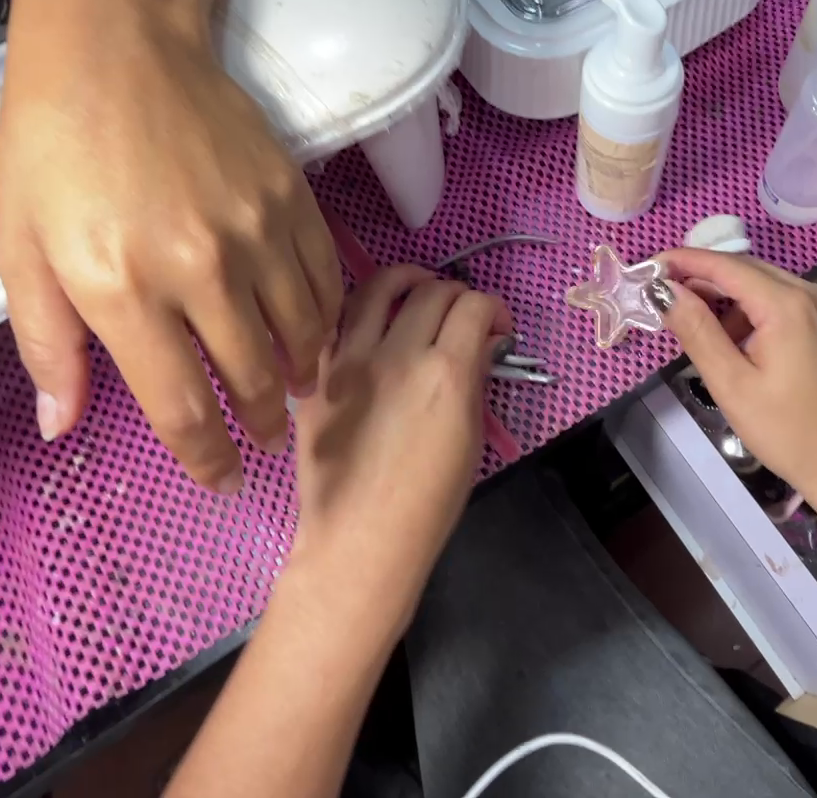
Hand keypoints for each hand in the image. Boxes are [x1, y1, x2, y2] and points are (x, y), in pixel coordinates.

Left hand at [0, 3, 342, 492]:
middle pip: (253, 375)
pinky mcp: (295, 201)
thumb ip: (48, 342)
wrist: (121, 51)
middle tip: (265, 439)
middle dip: (261, 422)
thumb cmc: (53, 148)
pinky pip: (326, 278)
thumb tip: (65, 426)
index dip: (205, 457)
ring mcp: (259, 233)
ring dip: (303, 374)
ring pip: (302, 331)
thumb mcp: (19, 247)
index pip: (181, 405)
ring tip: (300, 390)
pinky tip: (319, 329)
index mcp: (123, 289)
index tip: (221, 481)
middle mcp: (202, 270)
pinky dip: (327, 317)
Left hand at [289, 266, 508, 627]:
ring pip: (379, 287)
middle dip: (457, 292)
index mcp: (445, 372)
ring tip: (417, 287)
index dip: (493, 307)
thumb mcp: (469, 436)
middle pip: (433, 290)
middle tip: (462, 313)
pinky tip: (371, 318)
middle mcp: (399, 353)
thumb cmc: (429, 500)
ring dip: (407, 280)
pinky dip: (360, 309)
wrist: (362, 537)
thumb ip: (474, 377)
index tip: (497, 326)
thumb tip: (483, 341)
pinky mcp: (319, 375)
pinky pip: (338, 321)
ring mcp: (351, 360)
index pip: (474, 305)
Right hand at [659, 248, 816, 526]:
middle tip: (664, 297)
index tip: (649, 267)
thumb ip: (697, 331)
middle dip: (704, 279)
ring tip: (701, 329)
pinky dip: (755, 309)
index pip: (727, 266)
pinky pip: (786, 299)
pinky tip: (738, 339)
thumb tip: (664, 291)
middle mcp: (815, 293)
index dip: (685, 262)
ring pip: (766, 284)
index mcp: (789, 306)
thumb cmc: (788, 433)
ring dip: (729, 297)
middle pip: (748, 270)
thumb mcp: (731, 385)